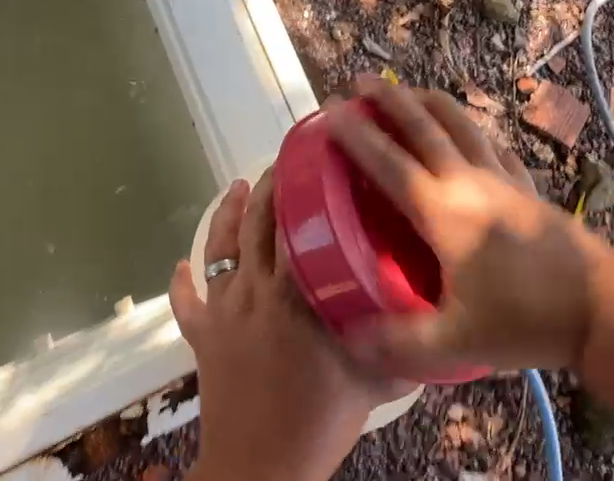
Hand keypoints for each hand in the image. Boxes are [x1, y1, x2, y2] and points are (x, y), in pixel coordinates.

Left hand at [169, 170, 405, 480]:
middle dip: (266, 189)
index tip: (312, 163)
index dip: (300, 190)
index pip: (294, 226)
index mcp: (294, 294)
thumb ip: (398, 349)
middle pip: (255, 224)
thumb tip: (432, 326)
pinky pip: (186, 301)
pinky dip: (182, 281)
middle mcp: (255, 291)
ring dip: (227, 213)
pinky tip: (181, 263)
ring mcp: (222, 311)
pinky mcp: (201, 337)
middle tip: (281, 165)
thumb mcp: (372, 384)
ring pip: (220, 248)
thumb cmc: (319, 423)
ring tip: (237, 186)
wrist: (260, 469)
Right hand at [326, 77, 611, 376]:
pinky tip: (469, 131)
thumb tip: (351, 341)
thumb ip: (401, 340)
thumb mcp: (457, 340)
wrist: (602, 307)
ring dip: (428, 101)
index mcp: (441, 211)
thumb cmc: (525, 319)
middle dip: (388, 99)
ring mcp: (500, 178)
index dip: (357, 134)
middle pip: (422, 126)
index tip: (331, 110)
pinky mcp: (526, 186)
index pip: (388, 162)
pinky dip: (470, 128)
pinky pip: (491, 144)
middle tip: (360, 80)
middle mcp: (466, 181)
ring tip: (407, 89)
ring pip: (459, 124)